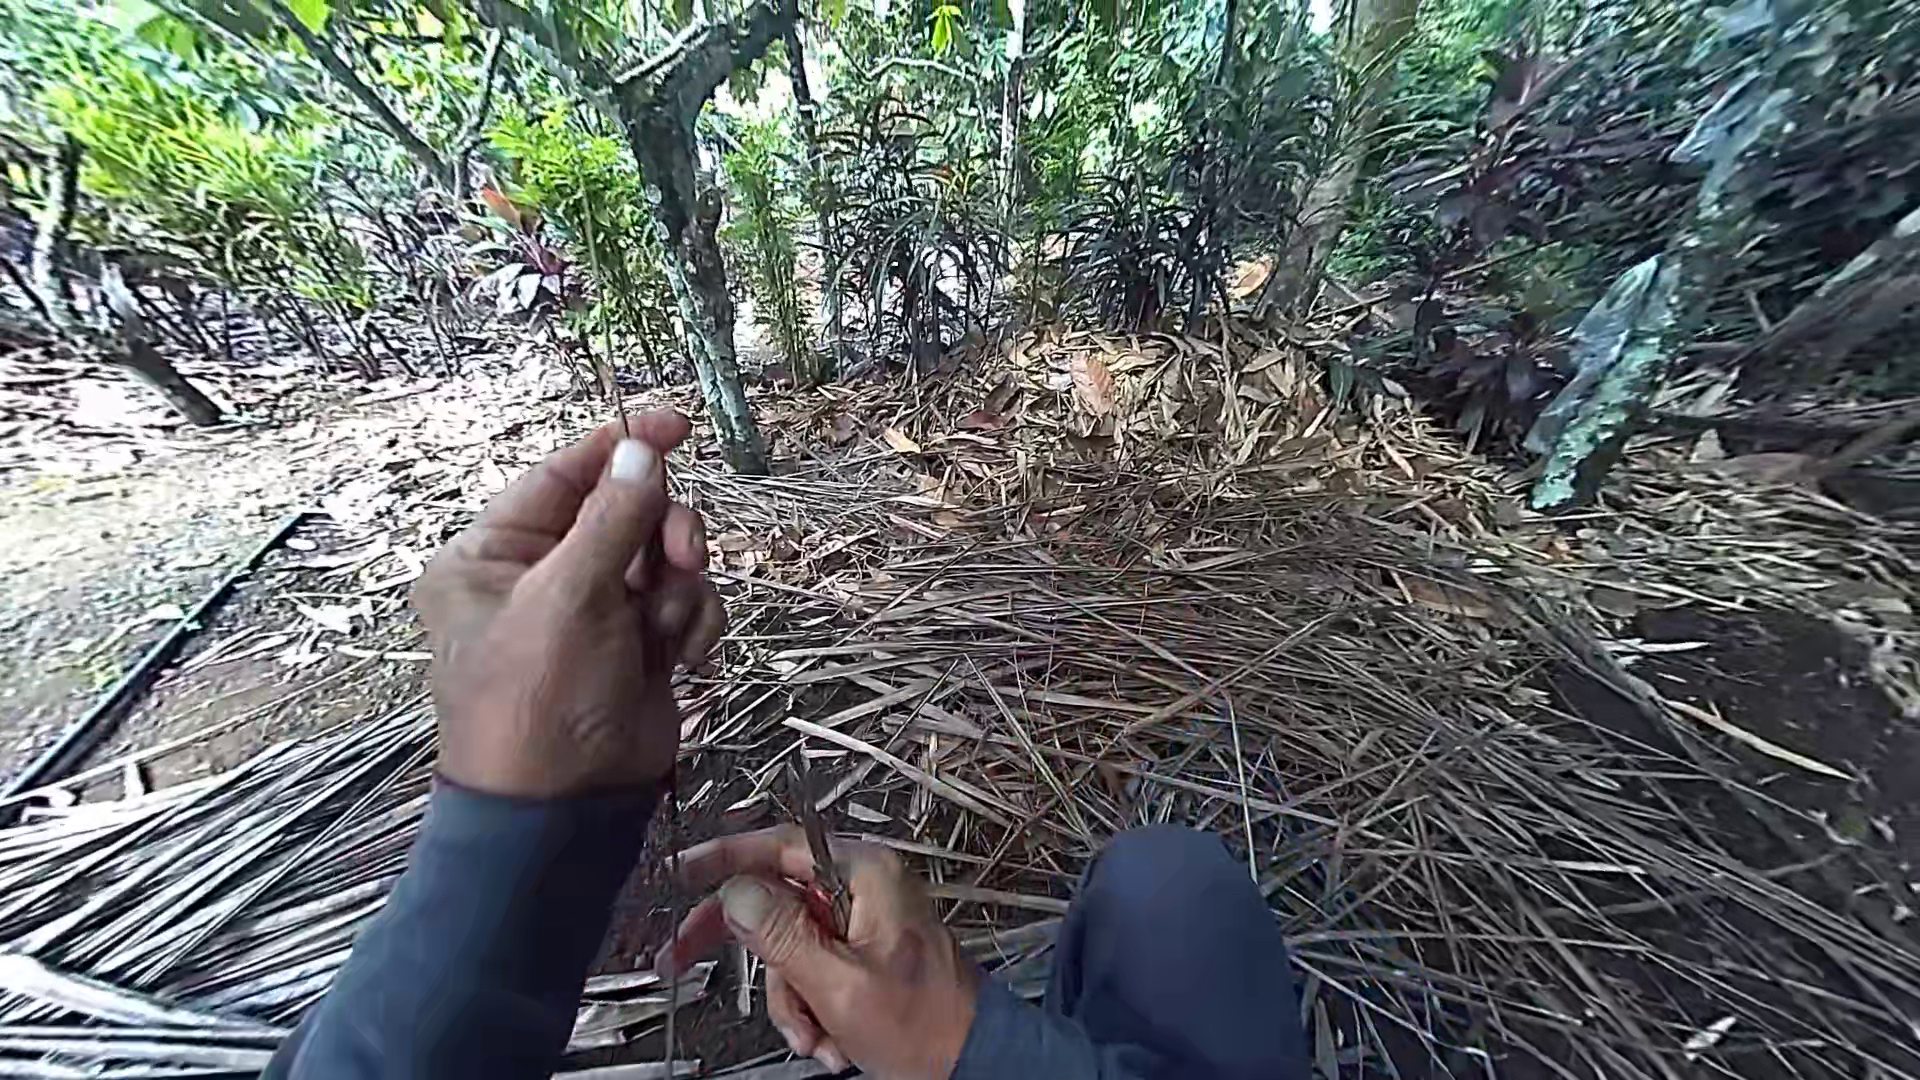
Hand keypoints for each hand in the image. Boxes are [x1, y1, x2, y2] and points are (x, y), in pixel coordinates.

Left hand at [412, 412, 725, 796]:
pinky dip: (693, 624)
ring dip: (680, 592)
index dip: (622, 445)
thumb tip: (643, 447)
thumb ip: (613, 518)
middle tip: (684, 558)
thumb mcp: (571, 598)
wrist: (573, 802)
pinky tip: (679, 657)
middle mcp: (552, 571)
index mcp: (500, 553)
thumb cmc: (543, 695)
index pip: (567, 474)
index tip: (676, 422)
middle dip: (666, 538)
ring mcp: (604, 605)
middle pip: (633, 514)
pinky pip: (690, 600)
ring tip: (665, 632)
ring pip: (671, 558)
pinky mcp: (646, 635)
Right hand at [660, 827, 978, 1079]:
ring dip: (789, 995)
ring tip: (814, 1035)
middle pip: (778, 891)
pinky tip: (829, 1036)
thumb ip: (785, 935)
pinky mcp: (858, 941)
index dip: (730, 856)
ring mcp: (859, 912)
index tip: (687, 870)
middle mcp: (861, 882)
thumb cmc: (922, 1019)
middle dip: (742, 938)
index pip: (785, 845)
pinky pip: (808, 962)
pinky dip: (808, 1004)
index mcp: (864, 872)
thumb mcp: (841, 983)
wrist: (967, 1056)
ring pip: (788, 939)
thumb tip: (738, 893)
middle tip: (684, 955)